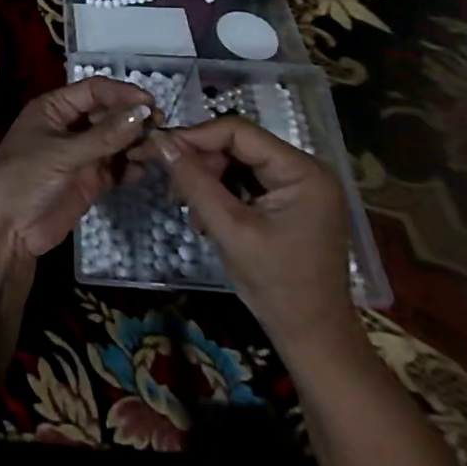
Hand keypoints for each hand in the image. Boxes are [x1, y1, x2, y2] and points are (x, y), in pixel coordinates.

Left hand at [0, 77, 154, 265]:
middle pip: (108, 113)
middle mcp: (68, 126)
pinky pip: (115, 166)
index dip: (121, 94)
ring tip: (152, 151)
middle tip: (160, 128)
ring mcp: (79, 153)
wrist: (7, 228)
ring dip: (134, 143)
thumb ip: (104, 135)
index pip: (93, 91)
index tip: (151, 103)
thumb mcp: (63, 153)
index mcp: (53, 108)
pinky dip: (129, 166)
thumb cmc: (25, 178)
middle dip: (132, 119)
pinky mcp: (89, 179)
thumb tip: (143, 112)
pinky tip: (139, 171)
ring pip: (115, 140)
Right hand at [135, 117, 354, 348]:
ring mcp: (297, 187)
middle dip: (199, 163)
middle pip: (236, 146)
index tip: (156, 150)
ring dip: (206, 181)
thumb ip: (194, 181)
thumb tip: (158, 142)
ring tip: (190, 212)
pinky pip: (244, 183)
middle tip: (172, 190)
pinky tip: (205, 219)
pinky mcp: (287, 203)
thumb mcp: (229, 229)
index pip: (238, 132)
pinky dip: (219, 194)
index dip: (193, 136)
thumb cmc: (276, 283)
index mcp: (302, 171)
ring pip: (235, 164)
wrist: (310, 333)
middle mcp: (304, 170)